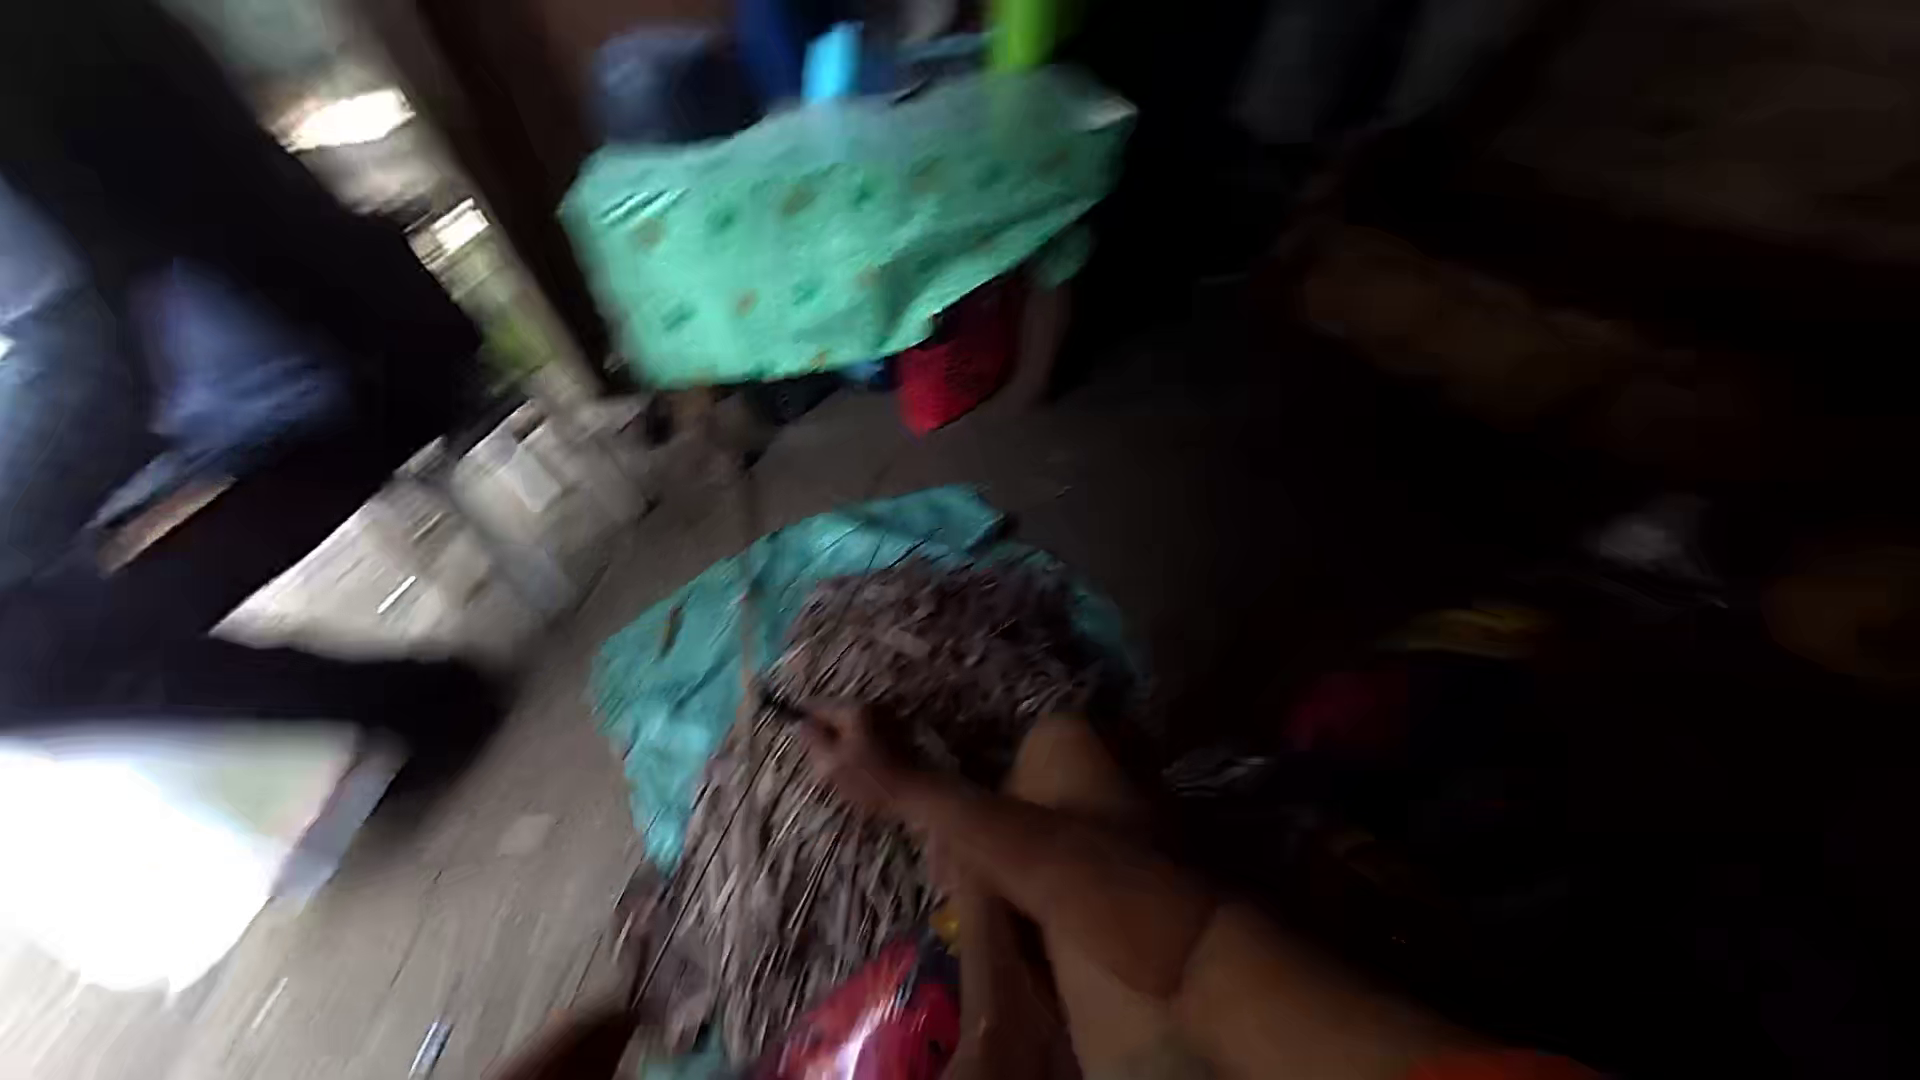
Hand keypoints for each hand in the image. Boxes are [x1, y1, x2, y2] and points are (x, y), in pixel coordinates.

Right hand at [798, 700, 922, 813]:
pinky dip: (858, 746)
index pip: (818, 706)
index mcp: (853, 709)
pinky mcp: (896, 732)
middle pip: (836, 715)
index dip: (804, 721)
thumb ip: (813, 739)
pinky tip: (859, 767)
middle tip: (819, 761)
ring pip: (851, 725)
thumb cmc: (869, 779)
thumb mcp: (831, 763)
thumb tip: (800, 724)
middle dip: (825, 734)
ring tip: (839, 769)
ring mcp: (886, 717)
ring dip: (842, 742)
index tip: (798, 739)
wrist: (913, 793)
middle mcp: (871, 706)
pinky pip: (867, 733)